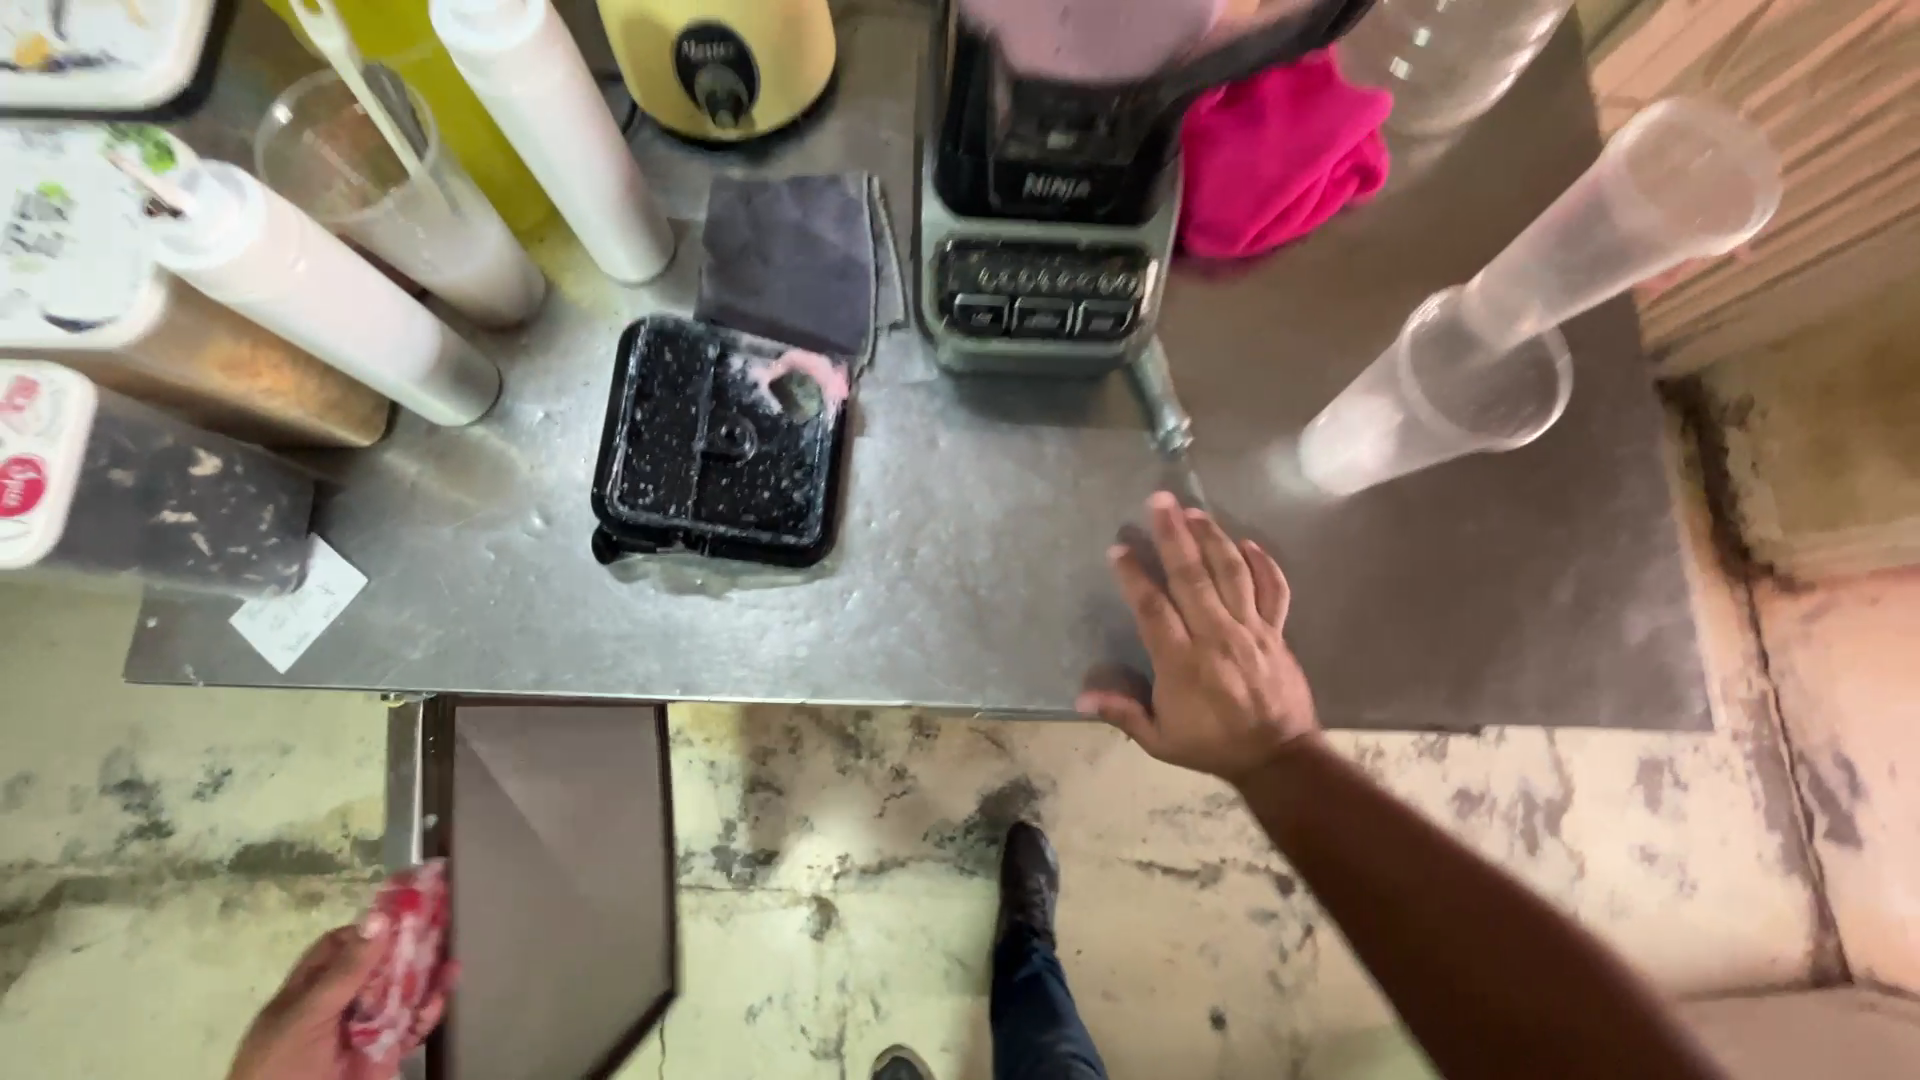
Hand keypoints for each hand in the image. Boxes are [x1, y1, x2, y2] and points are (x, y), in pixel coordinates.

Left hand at [226, 914, 452, 1079]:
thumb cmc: (278, 1071)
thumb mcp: (306, 1017)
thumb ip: (346, 971)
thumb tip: (380, 916)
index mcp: (309, 993)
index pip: (342, 946)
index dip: (371, 928)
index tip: (404, 912)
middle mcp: (339, 1005)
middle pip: (381, 965)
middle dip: (411, 948)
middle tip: (443, 925)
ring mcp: (363, 1029)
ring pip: (402, 993)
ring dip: (427, 978)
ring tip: (451, 963)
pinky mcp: (384, 1052)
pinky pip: (412, 1025)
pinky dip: (427, 1013)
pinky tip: (438, 1000)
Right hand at [1079, 492, 1319, 784]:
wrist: (1279, 759)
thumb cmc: (1212, 746)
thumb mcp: (1160, 740)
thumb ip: (1123, 713)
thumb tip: (1081, 698)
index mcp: (1182, 663)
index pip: (1153, 609)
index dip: (1134, 577)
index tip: (1118, 549)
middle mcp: (1216, 637)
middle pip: (1192, 577)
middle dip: (1174, 535)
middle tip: (1160, 500)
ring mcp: (1251, 631)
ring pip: (1232, 574)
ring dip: (1213, 538)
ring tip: (1195, 511)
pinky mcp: (1277, 633)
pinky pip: (1274, 591)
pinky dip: (1264, 564)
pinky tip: (1248, 542)